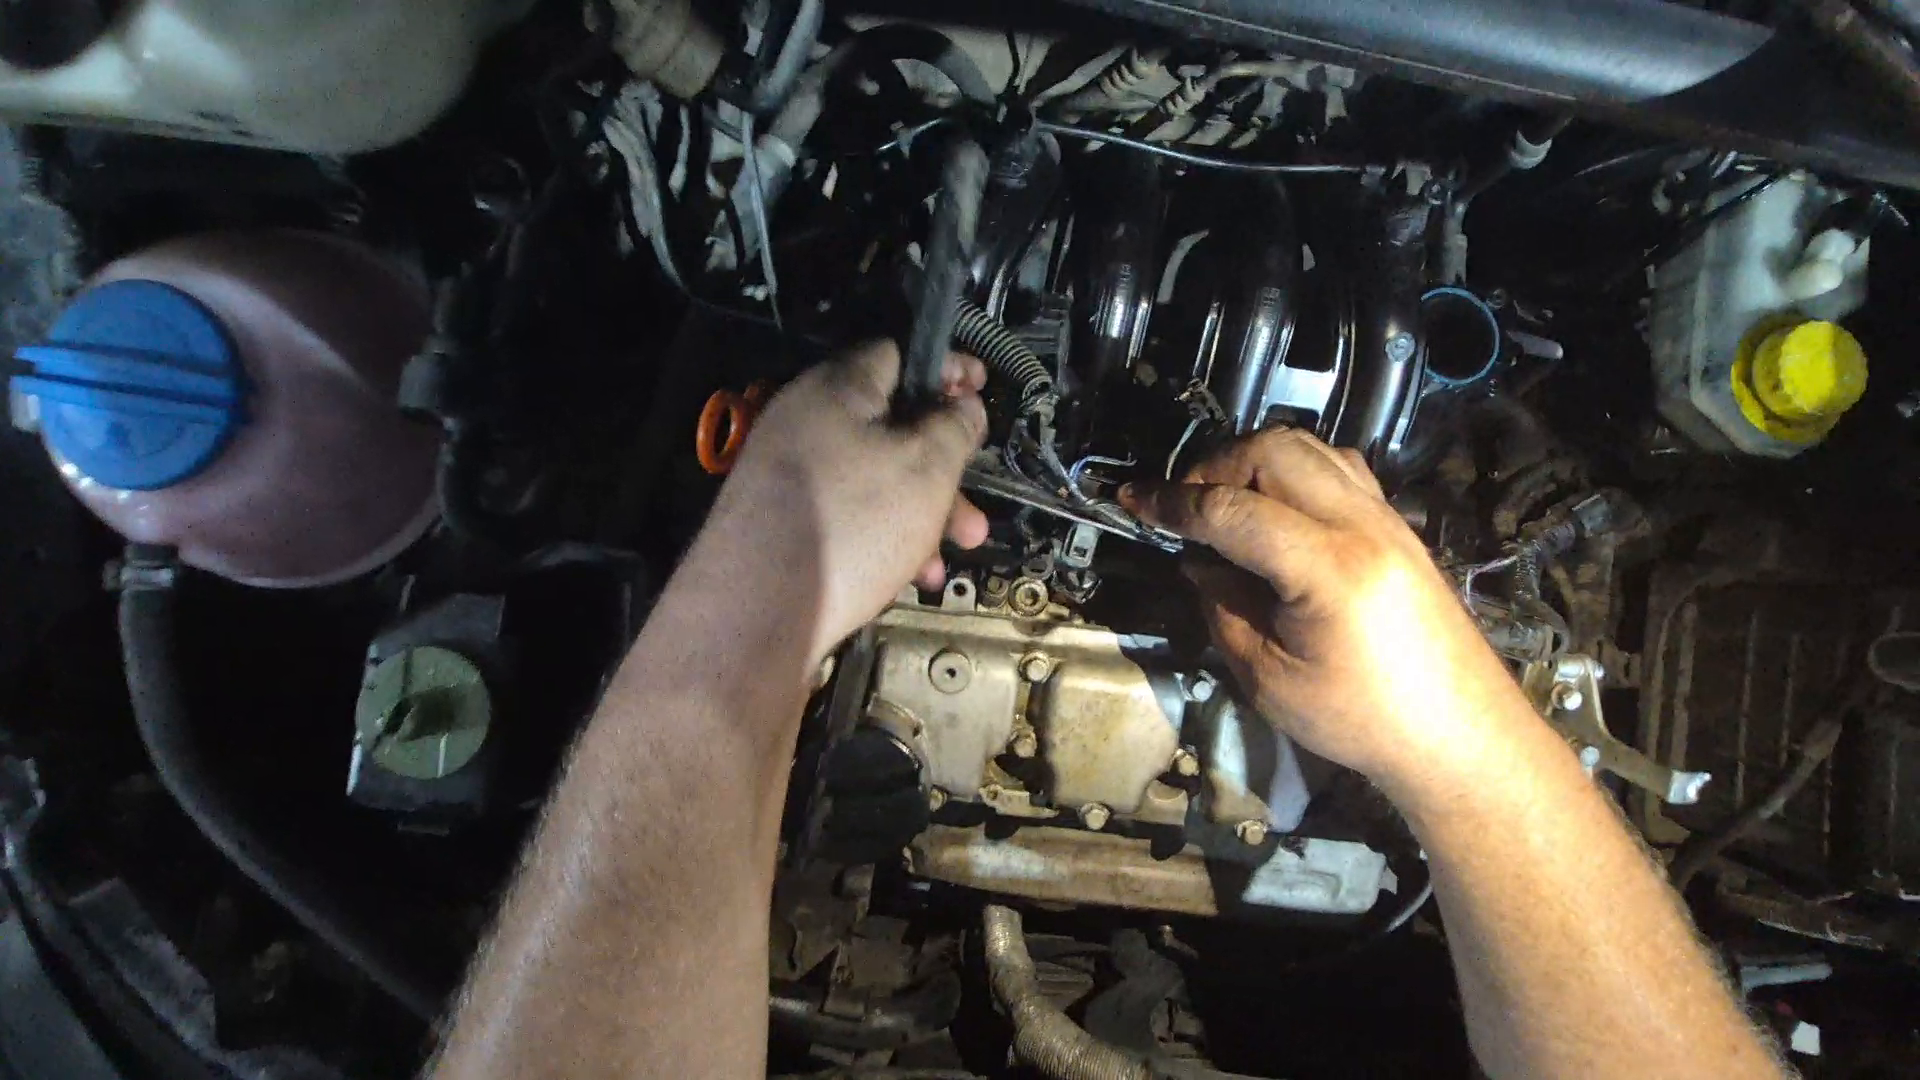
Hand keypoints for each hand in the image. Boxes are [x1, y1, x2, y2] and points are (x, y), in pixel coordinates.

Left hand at [695, 342, 988, 664]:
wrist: (758, 611)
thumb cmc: (853, 523)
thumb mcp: (926, 468)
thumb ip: (954, 427)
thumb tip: (963, 404)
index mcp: (837, 389)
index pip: (899, 354)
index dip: (947, 369)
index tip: (981, 389)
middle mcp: (806, 422)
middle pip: (892, 428)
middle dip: (944, 469)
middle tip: (975, 503)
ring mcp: (790, 474)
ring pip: (875, 479)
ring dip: (922, 513)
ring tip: (952, 555)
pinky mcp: (783, 522)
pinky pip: (849, 514)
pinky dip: (884, 535)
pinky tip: (907, 576)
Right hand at [1120, 429, 1537, 799]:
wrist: (1462, 735)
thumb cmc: (1361, 720)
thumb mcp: (1268, 678)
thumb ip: (1222, 607)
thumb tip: (1196, 561)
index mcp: (1327, 568)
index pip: (1230, 510)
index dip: (1171, 502)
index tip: (1132, 500)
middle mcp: (1360, 524)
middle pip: (1270, 450)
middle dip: (1212, 466)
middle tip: (1184, 507)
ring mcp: (1384, 517)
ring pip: (1305, 446)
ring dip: (1250, 460)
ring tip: (1222, 501)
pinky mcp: (1395, 524)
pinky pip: (1335, 465)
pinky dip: (1290, 468)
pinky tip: (1272, 505)